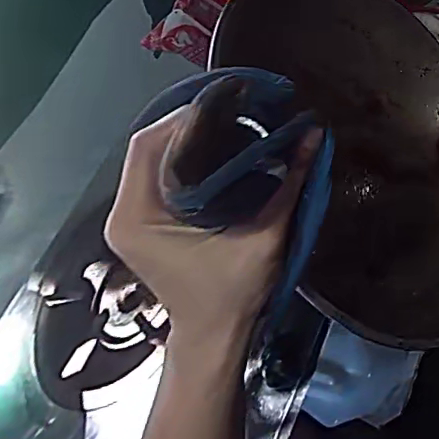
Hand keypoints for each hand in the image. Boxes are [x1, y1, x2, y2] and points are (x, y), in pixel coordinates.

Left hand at [105, 102, 321, 353]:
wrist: (214, 337)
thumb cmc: (233, 293)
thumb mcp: (266, 235)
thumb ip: (290, 182)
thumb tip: (314, 132)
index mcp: (139, 216)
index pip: (151, 144)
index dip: (188, 115)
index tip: (232, 102)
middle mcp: (125, 211)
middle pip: (149, 143)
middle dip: (193, 119)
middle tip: (237, 106)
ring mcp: (132, 215)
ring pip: (154, 153)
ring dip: (190, 132)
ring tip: (234, 118)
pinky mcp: (146, 218)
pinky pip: (161, 169)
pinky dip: (188, 150)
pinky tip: (222, 143)